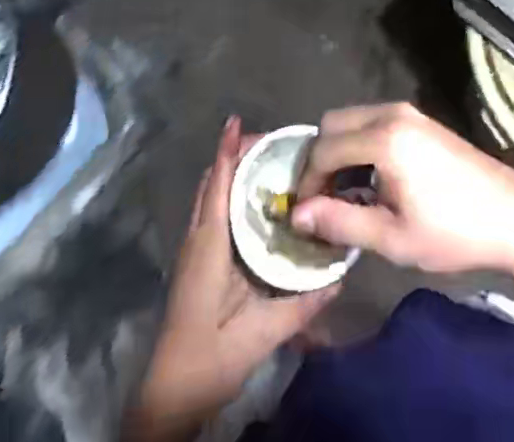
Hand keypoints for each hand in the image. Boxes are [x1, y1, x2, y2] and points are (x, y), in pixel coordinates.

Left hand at [125, 117, 338, 441]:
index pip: (216, 184)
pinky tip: (257, 203)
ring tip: (268, 164)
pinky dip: (229, 193)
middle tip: (273, 144)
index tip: (237, 121)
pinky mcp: (198, 261)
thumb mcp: (262, 332)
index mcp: (209, 244)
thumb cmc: (211, 355)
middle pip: (211, 182)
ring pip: (209, 196)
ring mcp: (194, 249)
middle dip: (234, 155)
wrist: (172, 391)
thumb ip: (303, 305)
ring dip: (231, 173)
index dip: (226, 151)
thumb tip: (341, 275)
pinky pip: (212, 212)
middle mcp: (198, 238)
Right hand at [290, 103, 513, 274]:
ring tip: (343, 193)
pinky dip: (360, 144)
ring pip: (353, 120)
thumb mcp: (392, 237)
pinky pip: (374, 122)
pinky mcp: (422, 120)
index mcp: (383, 138)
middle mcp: (392, 114)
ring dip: (339, 151)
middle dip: (318, 159)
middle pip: (333, 123)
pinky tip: (370, 180)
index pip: (322, 149)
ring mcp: (410, 113)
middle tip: (319, 199)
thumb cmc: (453, 232)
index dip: (306, 181)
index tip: (303, 213)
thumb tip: (297, 215)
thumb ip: (339, 222)